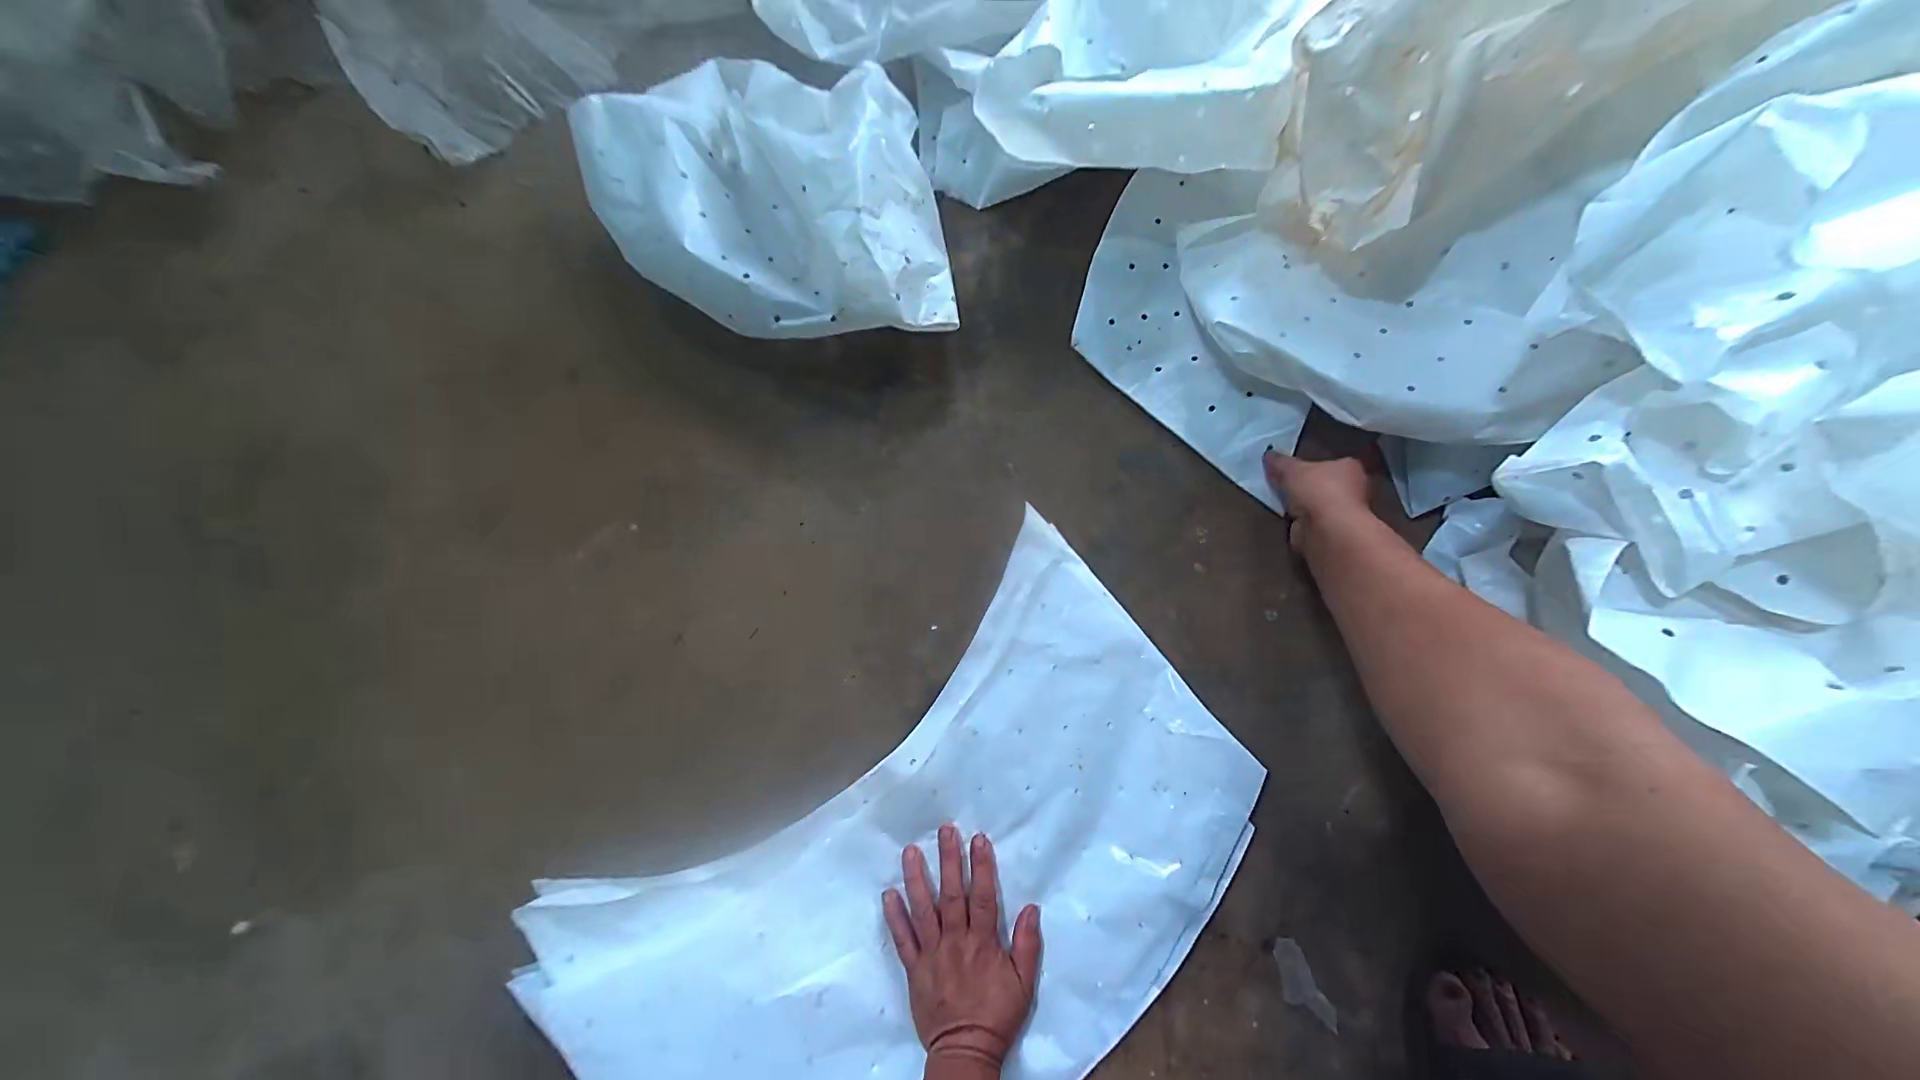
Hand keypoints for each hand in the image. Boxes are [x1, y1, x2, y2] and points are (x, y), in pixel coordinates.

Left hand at [883, 825, 1041, 1072]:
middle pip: (952, 895)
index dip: (982, 866)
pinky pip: (902, 940)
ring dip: (917, 879)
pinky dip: (894, 917)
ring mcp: (932, 954)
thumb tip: (1031, 907)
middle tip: (945, 830)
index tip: (979, 839)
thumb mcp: (1024, 984)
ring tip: (911, 851)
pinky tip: (888, 894)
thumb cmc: (997, 1015)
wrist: (966, 1052)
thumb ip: (1027, 945)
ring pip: (923, 910)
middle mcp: (956, 942)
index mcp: (983, 943)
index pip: (983, 897)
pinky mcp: (914, 969)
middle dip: (949, 860)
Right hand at [1263, 451, 1373, 551]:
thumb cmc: (1317, 490)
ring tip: (1282, 503)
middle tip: (1285, 485)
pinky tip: (1287, 520)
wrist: (1326, 530)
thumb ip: (1280, 463)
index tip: (1295, 469)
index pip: (1332, 463)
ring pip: (1319, 505)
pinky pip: (1311, 522)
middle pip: (1326, 484)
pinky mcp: (1332, 531)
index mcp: (1350, 467)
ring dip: (1304, 506)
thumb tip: (1269, 455)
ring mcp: (1344, 512)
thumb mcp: (1291, 470)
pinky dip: (1301, 522)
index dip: (1313, 465)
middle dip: (1308, 487)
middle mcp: (1353, 489)